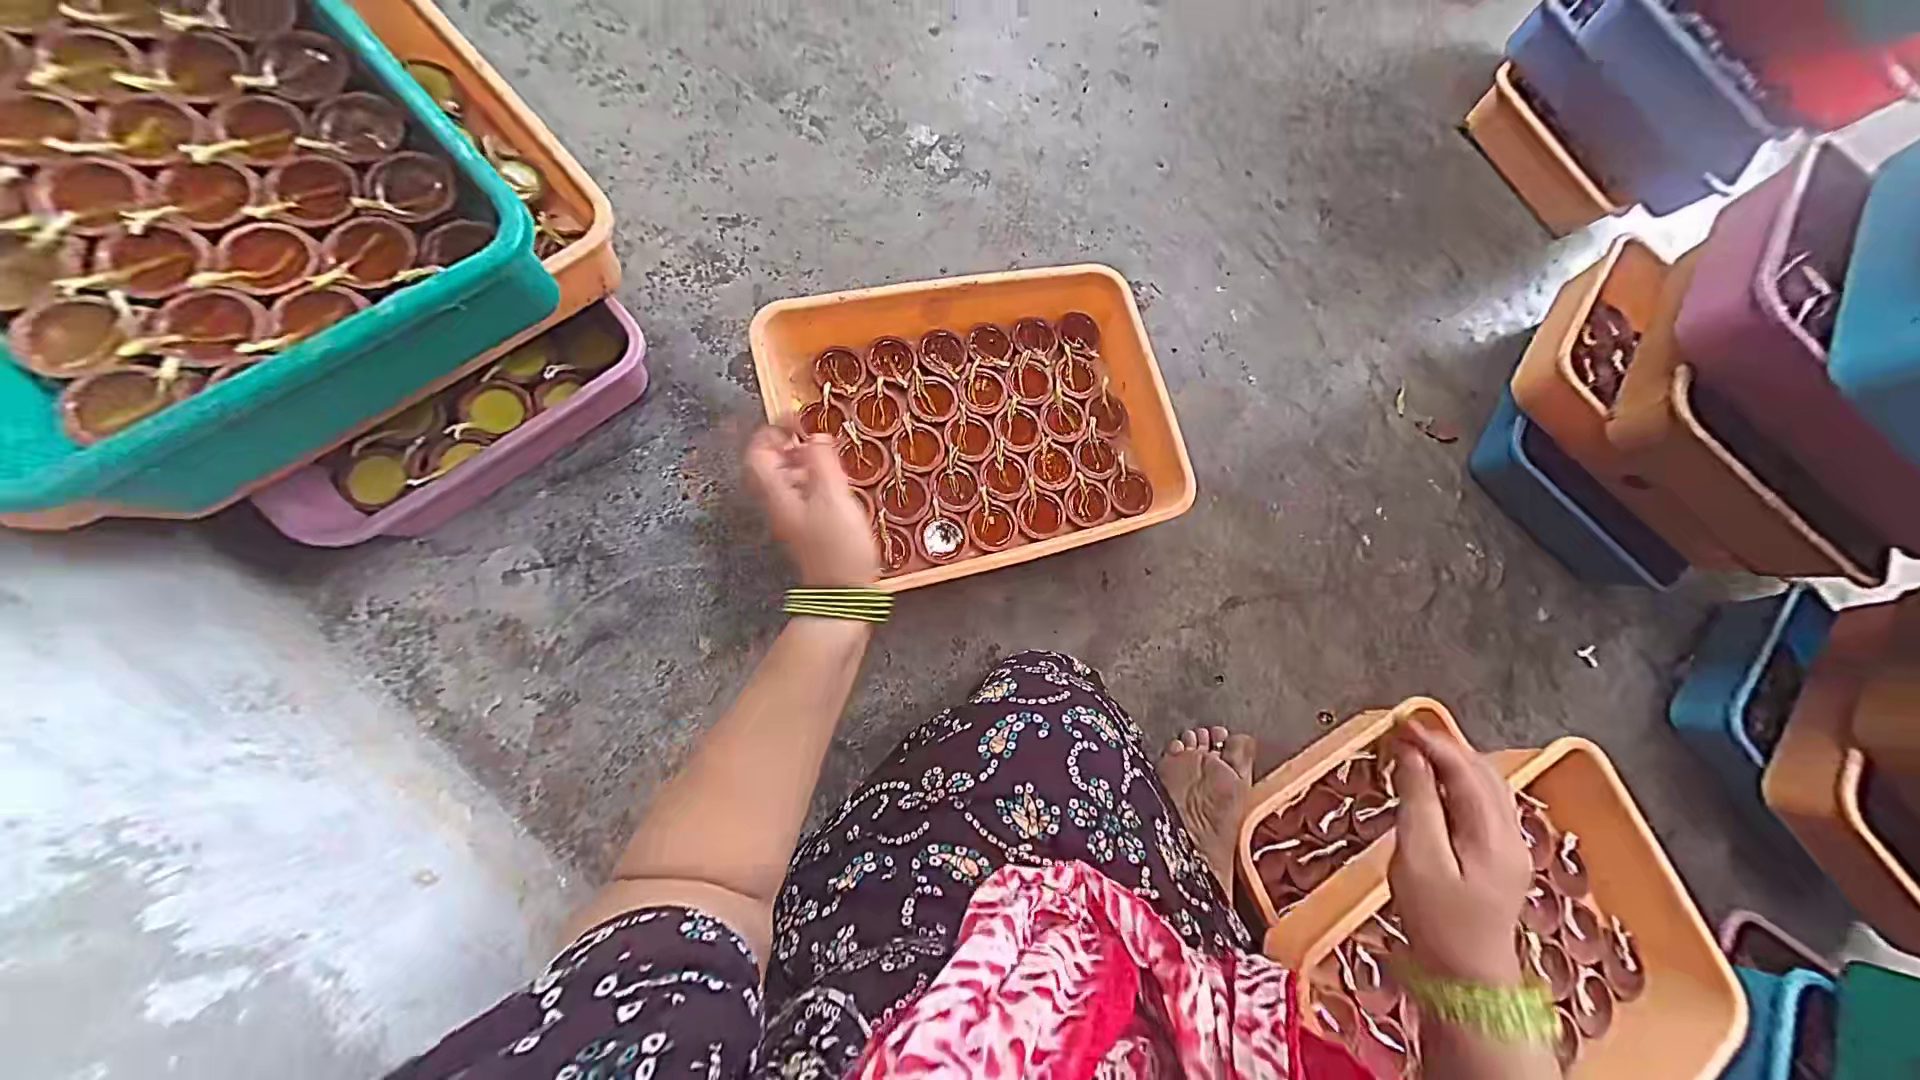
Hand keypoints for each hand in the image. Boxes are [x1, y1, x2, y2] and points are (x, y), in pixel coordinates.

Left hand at [744, 424, 878, 588]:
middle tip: (814, 433)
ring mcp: (792, 516)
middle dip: (789, 443)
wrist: (844, 592)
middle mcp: (778, 504)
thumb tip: (815, 435)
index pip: (758, 453)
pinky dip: (815, 479)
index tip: (797, 417)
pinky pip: (803, 492)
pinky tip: (836, 481)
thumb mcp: (834, 497)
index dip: (773, 431)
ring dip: (804, 460)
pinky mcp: (808, 526)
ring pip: (788, 478)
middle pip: (771, 464)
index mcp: (777, 494)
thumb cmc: (839, 546)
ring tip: (829, 453)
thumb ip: (822, 461)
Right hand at [1388, 722, 1531, 986]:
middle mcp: (1509, 836)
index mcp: (1492, 835)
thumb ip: (1417, 801)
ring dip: (1452, 760)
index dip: (1433, 741)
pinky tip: (1434, 780)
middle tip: (1403, 731)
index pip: (1465, 771)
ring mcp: (1509, 847)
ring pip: (1487, 786)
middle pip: (1483, 773)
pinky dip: (1458, 779)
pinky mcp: (1499, 856)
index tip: (1399, 724)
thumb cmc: (1435, 916)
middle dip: (1444, 745)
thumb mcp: (1417, 856)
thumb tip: (1412, 757)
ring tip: (1415, 747)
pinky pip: (1483, 802)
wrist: (1464, 973)